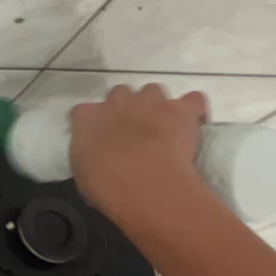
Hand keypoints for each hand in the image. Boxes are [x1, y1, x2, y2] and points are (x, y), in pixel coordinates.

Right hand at [69, 84, 207, 216]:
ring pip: (153, 91)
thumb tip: (94, 157)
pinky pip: (193, 100)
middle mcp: (117, 100)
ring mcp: (151, 101)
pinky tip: (193, 121)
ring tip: (161, 125)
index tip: (98, 137)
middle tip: (132, 130)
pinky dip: (194, 108)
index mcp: (86, 116)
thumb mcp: (81, 171)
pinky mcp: (182, 110)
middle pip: (120, 93)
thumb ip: (86, 154)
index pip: (83, 111)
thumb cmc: (104, 184)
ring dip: (156, 104)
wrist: (144, 183)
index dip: (93, 122)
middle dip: (125, 107)